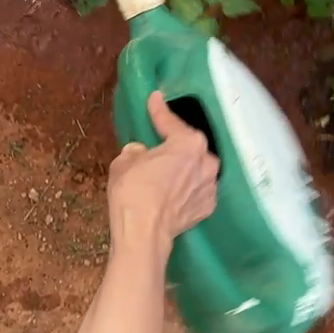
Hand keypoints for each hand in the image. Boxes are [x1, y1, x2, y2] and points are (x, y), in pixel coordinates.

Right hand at [107, 92, 219, 248]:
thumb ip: (134, 152)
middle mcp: (208, 161)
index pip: (170, 122)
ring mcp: (210, 185)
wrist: (143, 234)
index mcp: (189, 143)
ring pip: (195, 171)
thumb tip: (140, 152)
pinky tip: (171, 198)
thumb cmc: (132, 194)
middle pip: (189, 148)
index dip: (159, 110)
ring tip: (164, 180)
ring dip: (182, 172)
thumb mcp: (122, 165)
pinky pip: (196, 192)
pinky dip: (185, 192)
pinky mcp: (208, 207)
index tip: (155, 97)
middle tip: (155, 155)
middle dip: (174, 149)